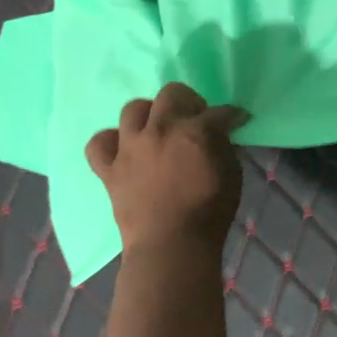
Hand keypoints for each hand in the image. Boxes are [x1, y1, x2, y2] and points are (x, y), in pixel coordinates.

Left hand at [85, 83, 246, 254]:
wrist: (171, 243)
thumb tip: (218, 134)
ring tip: (159, 130)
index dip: (231, 115)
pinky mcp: (109, 169)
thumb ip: (222, 145)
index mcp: (196, 130)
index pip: (219, 111)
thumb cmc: (210, 209)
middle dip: (189, 101)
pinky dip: (112, 141)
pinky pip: (99, 143)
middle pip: (172, 93)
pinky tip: (126, 149)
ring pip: (133, 108)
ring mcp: (130, 148)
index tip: (237, 121)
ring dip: (150, 114)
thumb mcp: (232, 171)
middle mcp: (160, 130)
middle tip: (196, 120)